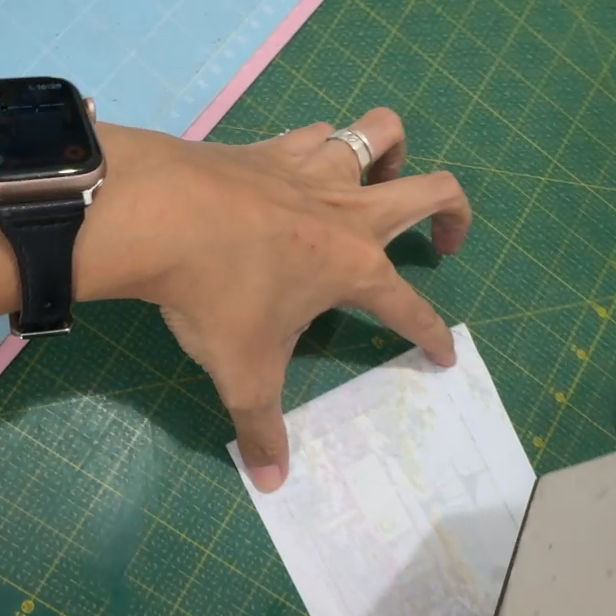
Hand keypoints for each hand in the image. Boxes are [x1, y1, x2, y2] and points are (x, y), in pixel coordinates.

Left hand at [79, 109, 471, 492]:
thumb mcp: (243, 372)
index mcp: (355, 268)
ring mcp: (313, 169)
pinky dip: (327, 147)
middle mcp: (348, 212)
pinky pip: (320, 131)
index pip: (411, 307)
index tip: (444, 354)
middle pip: (434, 190)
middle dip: (455, 214)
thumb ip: (261, 428)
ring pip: (382, 134)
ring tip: (379, 185)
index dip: (432, 334)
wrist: (160, 216)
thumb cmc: (216, 295)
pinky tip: (304, 172)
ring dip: (395, 156)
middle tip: (446, 242)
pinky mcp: (273, 144)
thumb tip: (271, 484)